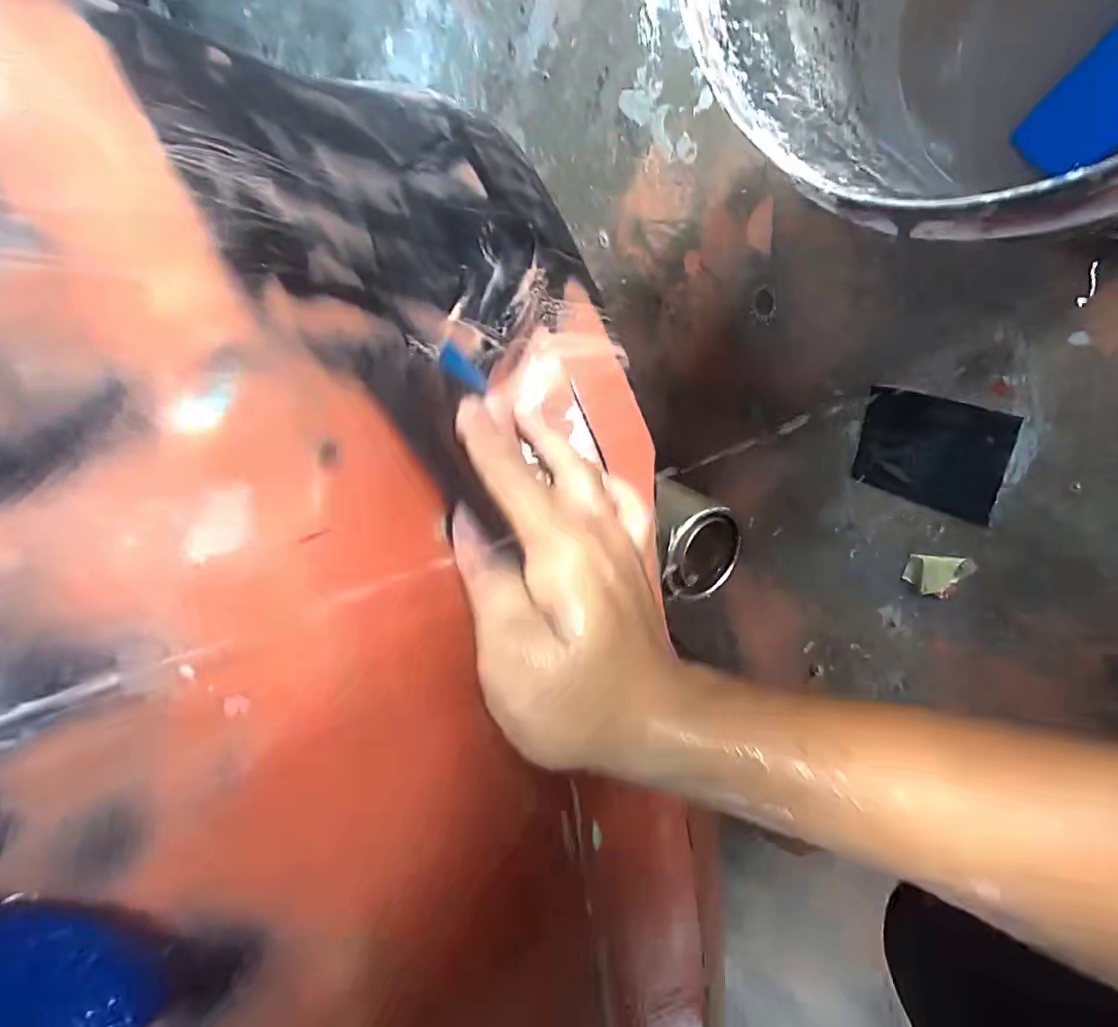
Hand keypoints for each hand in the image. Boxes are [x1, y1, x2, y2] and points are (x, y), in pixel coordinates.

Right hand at [450, 396, 690, 770]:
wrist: (653, 717)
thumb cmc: (573, 701)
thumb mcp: (510, 656)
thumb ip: (490, 583)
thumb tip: (469, 524)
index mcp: (563, 553)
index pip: (517, 484)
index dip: (488, 445)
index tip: (464, 405)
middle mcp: (600, 535)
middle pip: (563, 468)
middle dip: (527, 431)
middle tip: (495, 400)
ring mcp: (627, 545)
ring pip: (597, 476)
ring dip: (564, 446)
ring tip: (535, 423)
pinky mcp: (638, 561)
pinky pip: (625, 500)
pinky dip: (604, 476)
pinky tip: (595, 476)